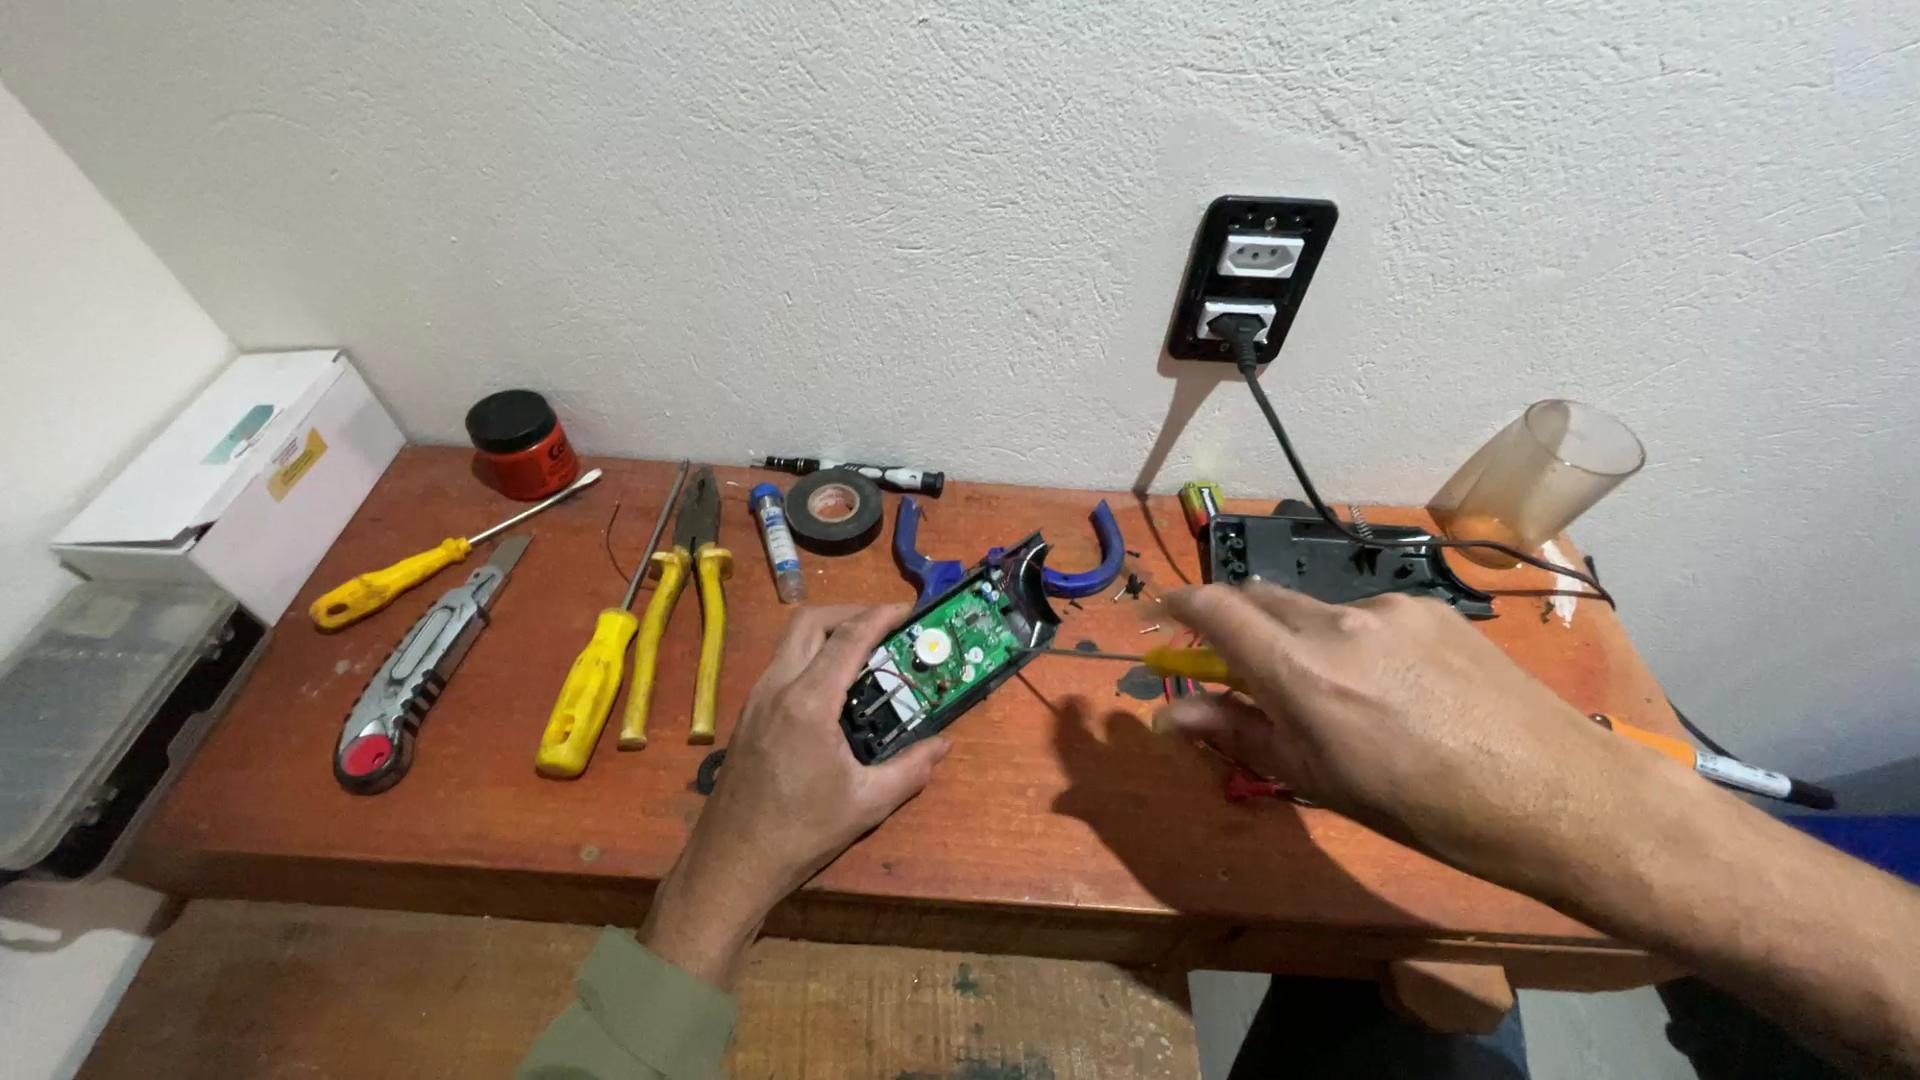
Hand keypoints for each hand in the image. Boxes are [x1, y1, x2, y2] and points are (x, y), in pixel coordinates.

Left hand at [641, 603, 950, 987]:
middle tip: (884, 624)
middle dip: (850, 611)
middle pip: (810, 621)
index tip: (907, 610)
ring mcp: (756, 698)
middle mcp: (777, 687)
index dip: (880, 616)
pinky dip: (810, 654)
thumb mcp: (867, 803)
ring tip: (864, 648)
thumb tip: (944, 744)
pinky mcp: (748, 713)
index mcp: (808, 703)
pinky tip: (833, 685)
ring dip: (827, 630)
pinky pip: (782, 663)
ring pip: (790, 639)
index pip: (848, 638)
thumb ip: (910, 768)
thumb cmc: (802, 833)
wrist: (731, 863)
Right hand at [1156, 583, 1659, 888]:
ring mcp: (1388, 608)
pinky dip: (1350, 637)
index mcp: (1302, 672)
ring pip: (1312, 607)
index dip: (1181, 604)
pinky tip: (1390, 682)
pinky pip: (1364, 612)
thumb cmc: (1422, 809)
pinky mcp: (1430, 605)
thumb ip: (1236, 732)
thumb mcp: (1316, 780)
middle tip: (1237, 663)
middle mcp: (1337, 623)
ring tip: (1333, 689)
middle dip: (1235, 621)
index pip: (1217, 609)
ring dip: (1296, 634)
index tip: (1164, 613)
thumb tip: (1165, 716)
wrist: (1561, 795)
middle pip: (1258, 597)